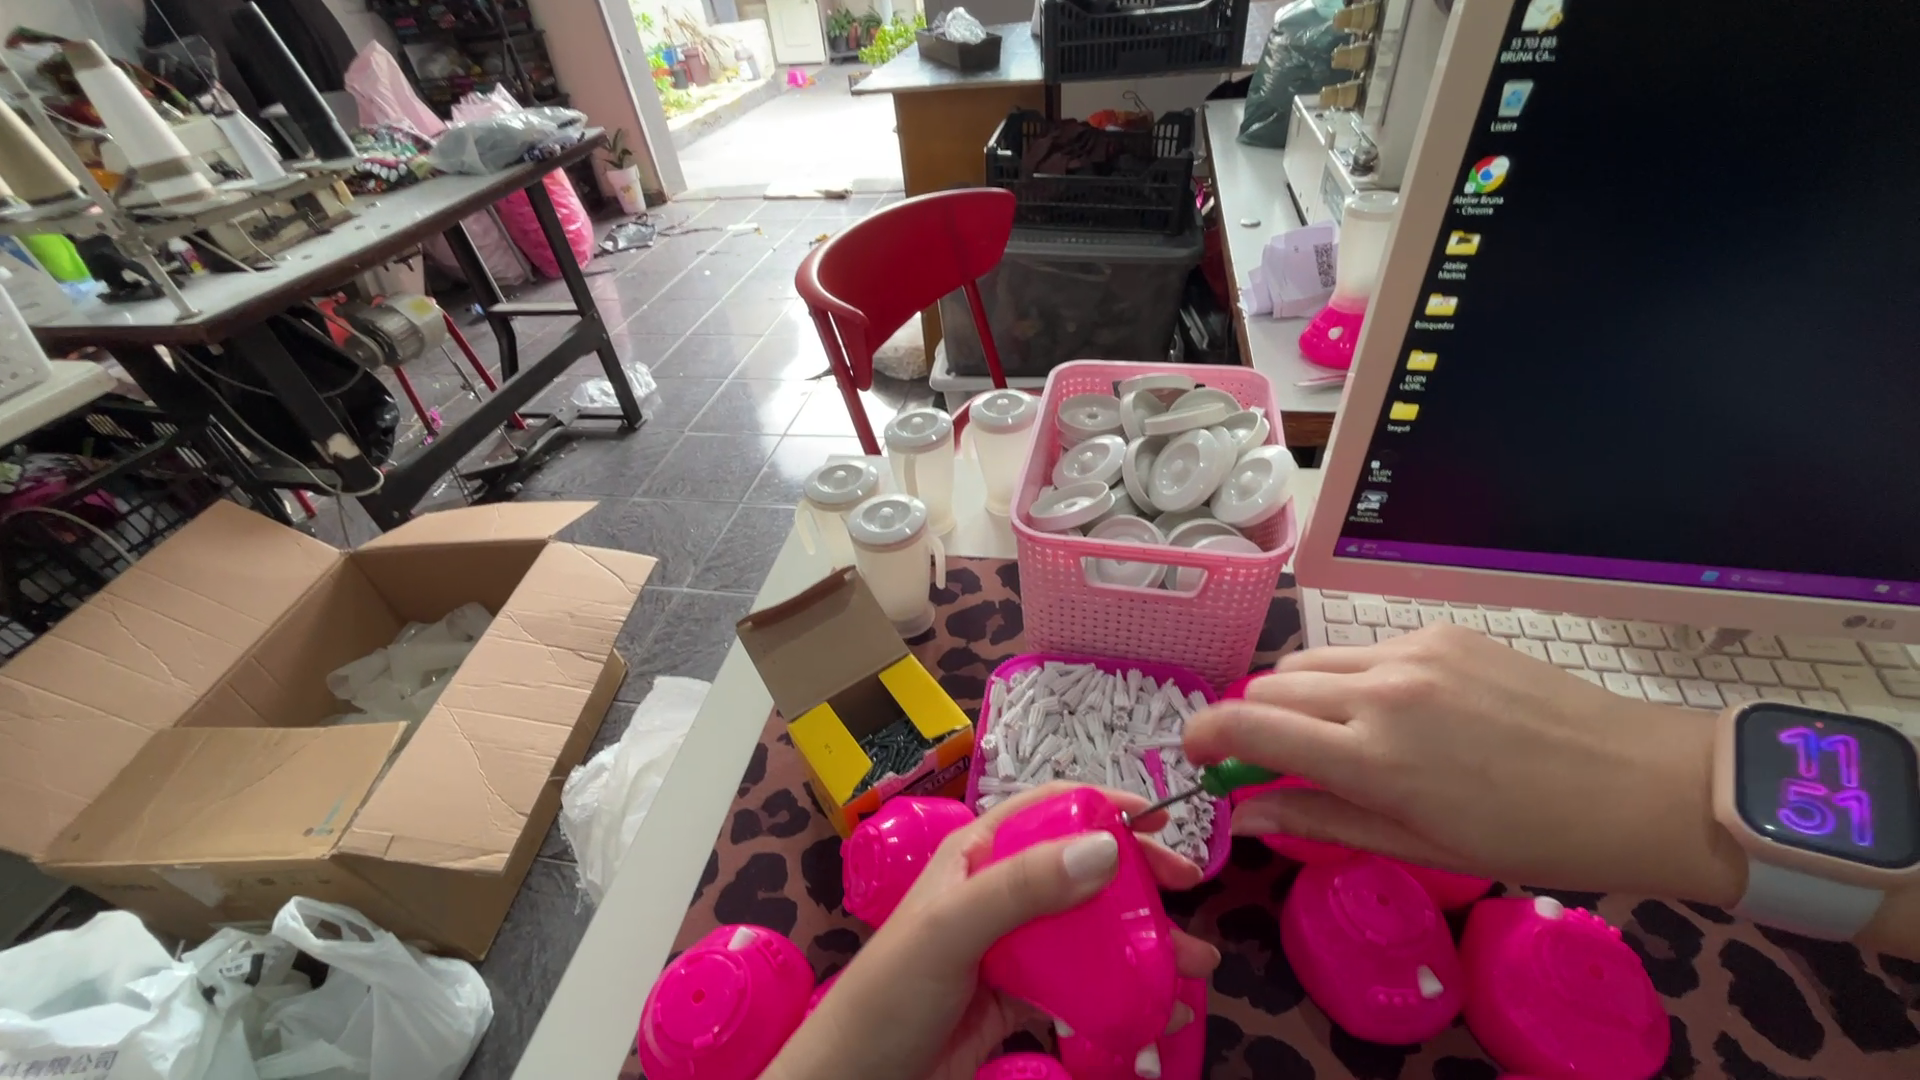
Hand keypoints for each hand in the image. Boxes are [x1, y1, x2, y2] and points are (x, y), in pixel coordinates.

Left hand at [764, 784, 1219, 1079]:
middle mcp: (999, 889)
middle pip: (1078, 865)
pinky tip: (1157, 1008)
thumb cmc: (895, 990)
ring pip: (1088, 926)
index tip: (1159, 819)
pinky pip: (1081, 982)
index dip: (1103, 804)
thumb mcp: (952, 928)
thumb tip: (1107, 847)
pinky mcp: (1021, 995)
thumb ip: (1022, 886)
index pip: (1049, 808)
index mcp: (978, 853)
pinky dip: (1121, 990)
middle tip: (1188, 888)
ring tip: (1195, 962)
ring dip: (1140, 938)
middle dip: (1136, 873)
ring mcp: (1012, 943)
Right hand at [1185, 625, 1745, 903]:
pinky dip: (1350, 680)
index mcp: (1372, 759)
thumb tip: (1240, 813)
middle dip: (1252, 723)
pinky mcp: (1434, 631)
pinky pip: (1358, 651)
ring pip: (1304, 663)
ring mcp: (1407, 652)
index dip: (1203, 735)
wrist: (1644, 783)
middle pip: (1265, 688)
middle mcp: (1377, 692)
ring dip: (1295, 698)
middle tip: (1275, 757)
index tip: (1195, 752)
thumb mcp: (1418, 846)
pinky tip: (1399, 708)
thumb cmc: (1531, 837)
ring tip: (1338, 731)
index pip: (1247, 729)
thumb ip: (1316, 820)